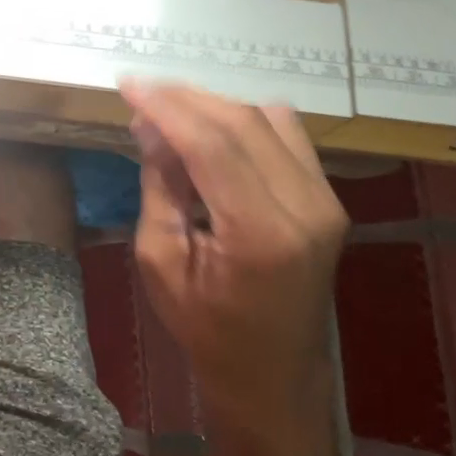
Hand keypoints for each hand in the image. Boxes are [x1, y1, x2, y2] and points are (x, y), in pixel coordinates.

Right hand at [118, 79, 347, 436]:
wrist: (271, 370)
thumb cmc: (205, 327)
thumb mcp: (160, 262)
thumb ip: (161, 188)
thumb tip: (150, 127)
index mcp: (260, 232)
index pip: (212, 144)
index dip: (167, 107)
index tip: (127, 85)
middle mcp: (306, 207)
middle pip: (243, 123)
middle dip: (186, 98)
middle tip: (141, 89)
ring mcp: (326, 201)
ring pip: (269, 121)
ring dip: (215, 105)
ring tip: (169, 106)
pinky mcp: (328, 199)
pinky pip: (288, 137)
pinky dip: (245, 120)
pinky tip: (211, 126)